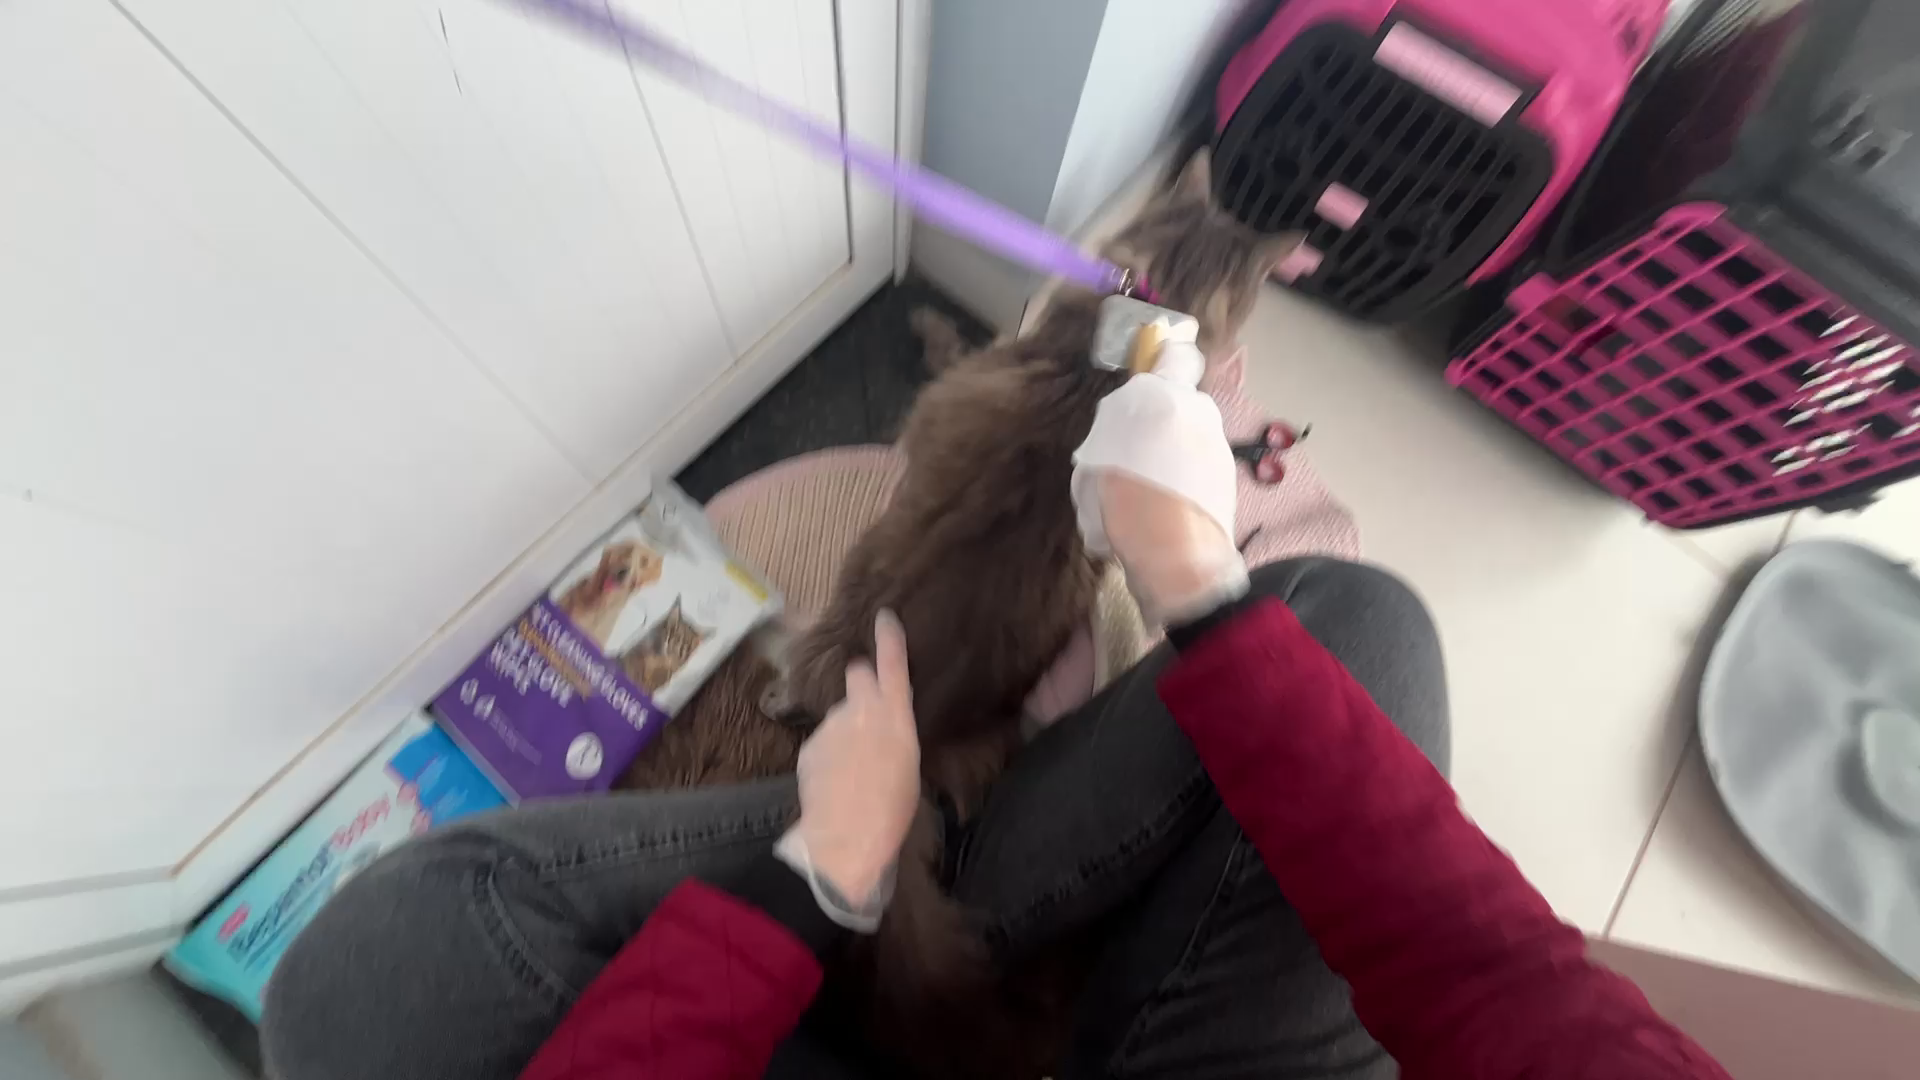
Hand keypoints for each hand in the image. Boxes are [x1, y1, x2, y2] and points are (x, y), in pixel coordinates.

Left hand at [781, 611, 920, 925]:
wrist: (847, 836)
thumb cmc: (893, 807)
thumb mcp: (908, 763)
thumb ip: (895, 731)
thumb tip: (885, 724)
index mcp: (895, 715)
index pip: (893, 664)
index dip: (889, 639)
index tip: (884, 617)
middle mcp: (861, 709)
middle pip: (857, 673)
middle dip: (860, 681)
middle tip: (866, 709)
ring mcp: (832, 724)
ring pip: (839, 714)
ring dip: (845, 729)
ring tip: (851, 766)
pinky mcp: (810, 744)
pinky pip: (823, 741)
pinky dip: (828, 754)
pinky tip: (833, 781)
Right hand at [1072, 343, 1248, 624]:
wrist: (1178, 562)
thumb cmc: (1130, 507)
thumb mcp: (1098, 461)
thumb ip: (1115, 424)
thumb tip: (1126, 416)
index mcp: (1166, 402)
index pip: (1177, 356)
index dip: (1163, 359)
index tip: (1145, 373)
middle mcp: (1200, 416)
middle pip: (1177, 403)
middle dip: (1156, 419)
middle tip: (1126, 450)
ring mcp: (1217, 448)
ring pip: (1186, 435)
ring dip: (1167, 451)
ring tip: (1141, 487)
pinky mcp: (1226, 480)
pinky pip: (1195, 465)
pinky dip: (1180, 477)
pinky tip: (1160, 507)